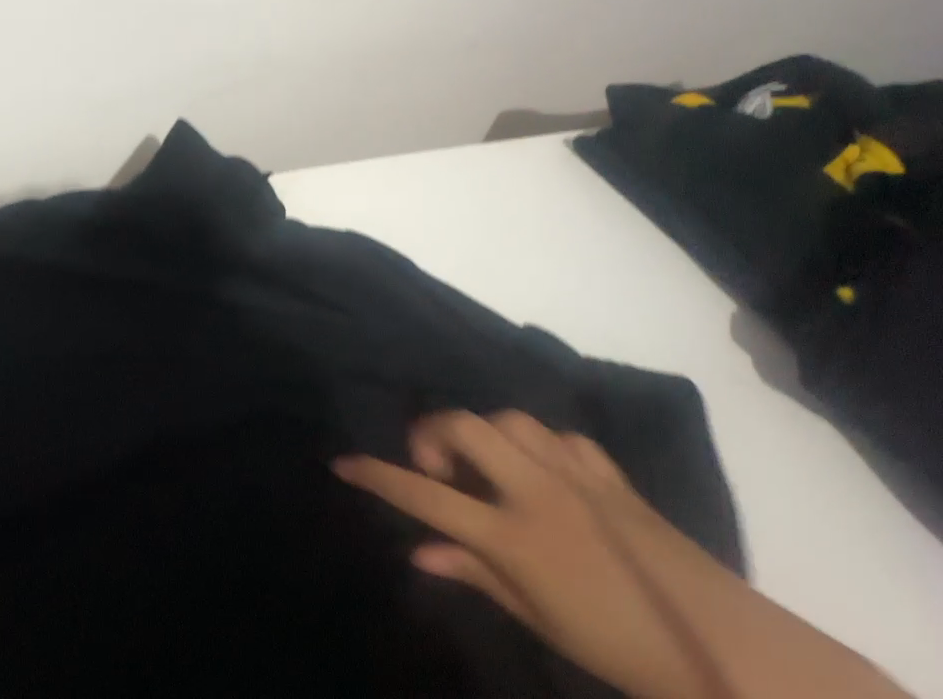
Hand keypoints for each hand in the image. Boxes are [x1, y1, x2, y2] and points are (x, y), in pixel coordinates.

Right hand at [335, 410, 910, 698]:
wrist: (724, 647)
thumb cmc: (616, 644)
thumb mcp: (534, 615)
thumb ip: (473, 572)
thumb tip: (420, 551)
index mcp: (511, 535)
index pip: (423, 493)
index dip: (375, 475)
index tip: (343, 463)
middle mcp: (536, 492)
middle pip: (463, 426)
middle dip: (430, 433)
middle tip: (436, 468)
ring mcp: (576, 477)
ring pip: (509, 419)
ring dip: (482, 433)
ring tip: (485, 467)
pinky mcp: (611, 475)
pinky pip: (558, 436)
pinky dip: (535, 443)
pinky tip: (539, 469)